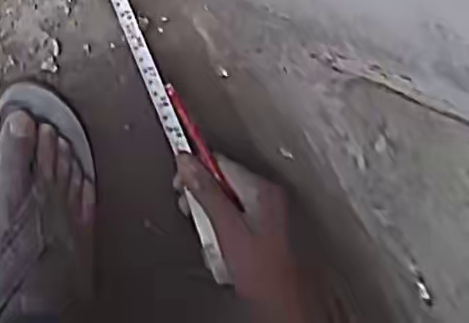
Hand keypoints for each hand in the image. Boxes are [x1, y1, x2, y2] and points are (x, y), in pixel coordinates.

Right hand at [175, 155, 313, 322]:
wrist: (289, 315)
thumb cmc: (267, 276)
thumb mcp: (228, 228)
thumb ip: (205, 191)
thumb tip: (185, 160)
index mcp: (262, 190)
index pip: (218, 162)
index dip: (194, 170)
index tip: (179, 182)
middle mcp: (268, 199)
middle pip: (221, 183)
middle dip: (201, 198)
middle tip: (190, 211)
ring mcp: (268, 219)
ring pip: (225, 204)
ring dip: (210, 219)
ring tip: (208, 238)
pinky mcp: (266, 237)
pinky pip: (234, 221)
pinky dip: (222, 232)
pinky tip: (221, 249)